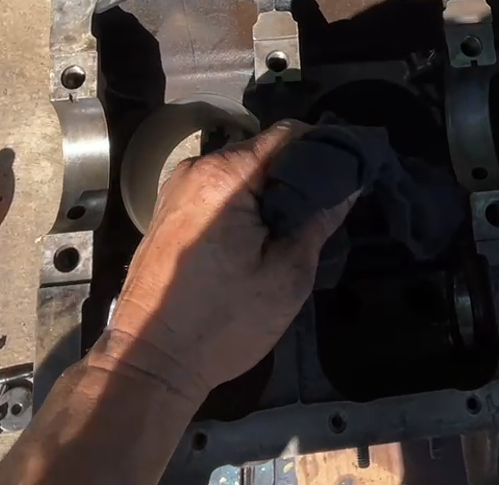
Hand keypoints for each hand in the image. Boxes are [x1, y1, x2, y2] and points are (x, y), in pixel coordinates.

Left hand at [97, 122, 353, 401]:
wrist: (149, 364)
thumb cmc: (222, 323)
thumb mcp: (287, 276)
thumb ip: (319, 220)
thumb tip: (349, 183)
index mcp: (226, 175)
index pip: (287, 134)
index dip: (322, 147)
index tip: (347, 170)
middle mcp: (198, 168)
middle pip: (262, 150)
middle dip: (296, 172)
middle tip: (325, 205)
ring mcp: (178, 187)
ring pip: (241, 170)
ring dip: (269, 189)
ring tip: (295, 222)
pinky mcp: (169, 209)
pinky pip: (218, 188)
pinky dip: (244, 200)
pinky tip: (259, 233)